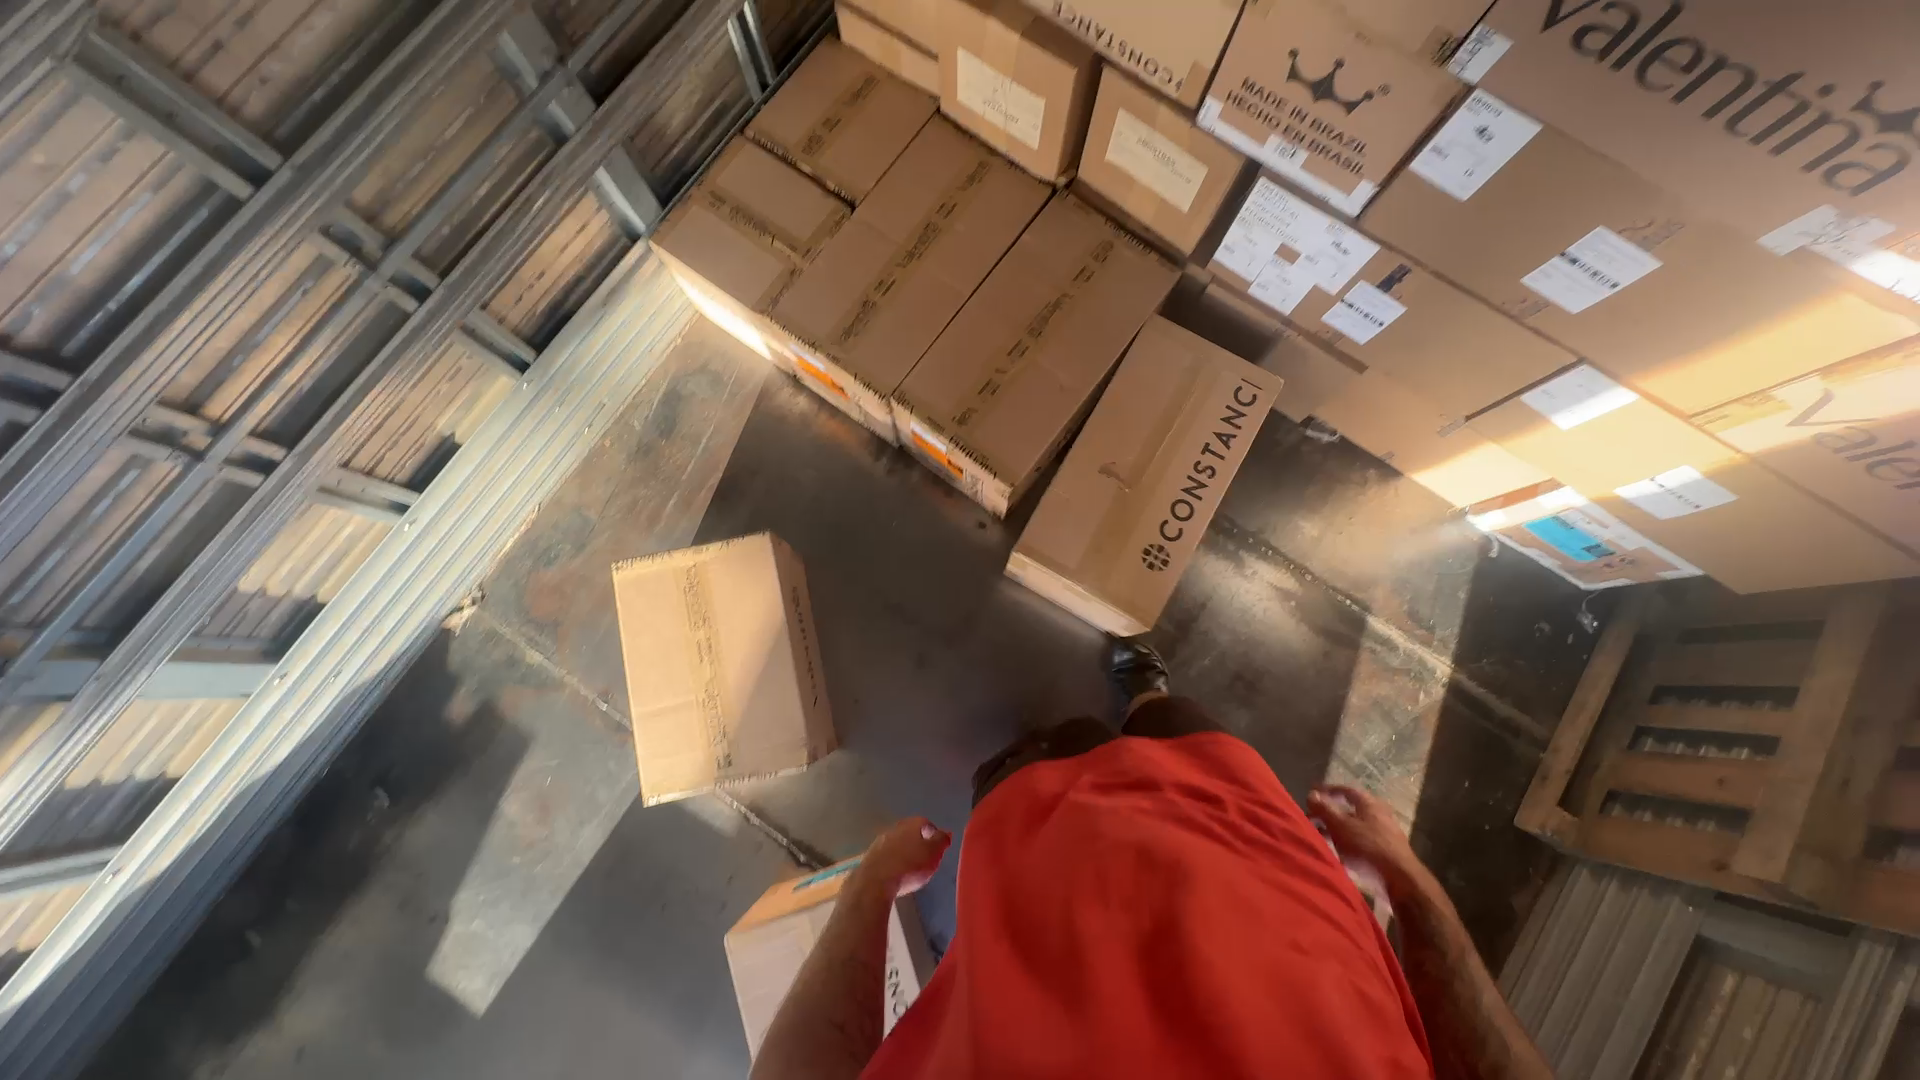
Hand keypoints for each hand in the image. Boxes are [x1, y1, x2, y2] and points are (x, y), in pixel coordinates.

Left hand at [851, 817, 950, 897]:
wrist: (875, 882)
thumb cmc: (910, 866)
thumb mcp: (933, 854)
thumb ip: (941, 842)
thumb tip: (945, 833)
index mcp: (912, 824)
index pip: (926, 824)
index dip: (933, 836)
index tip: (937, 850)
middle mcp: (895, 827)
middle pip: (910, 832)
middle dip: (917, 843)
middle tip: (924, 859)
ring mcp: (879, 841)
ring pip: (896, 843)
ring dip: (902, 852)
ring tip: (909, 869)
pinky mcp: (869, 856)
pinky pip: (885, 856)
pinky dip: (891, 862)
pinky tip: (894, 874)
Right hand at [1308, 785, 1425, 892]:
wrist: (1400, 878)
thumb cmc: (1367, 845)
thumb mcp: (1341, 825)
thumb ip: (1324, 809)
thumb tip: (1311, 794)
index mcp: (1369, 803)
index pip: (1345, 790)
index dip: (1327, 790)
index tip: (1312, 794)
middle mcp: (1378, 815)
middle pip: (1349, 810)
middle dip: (1329, 813)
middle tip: (1312, 818)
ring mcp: (1382, 834)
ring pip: (1353, 827)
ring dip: (1335, 830)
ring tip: (1319, 837)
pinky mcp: (1384, 852)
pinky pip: (1359, 843)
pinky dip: (1345, 844)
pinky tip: (1336, 853)